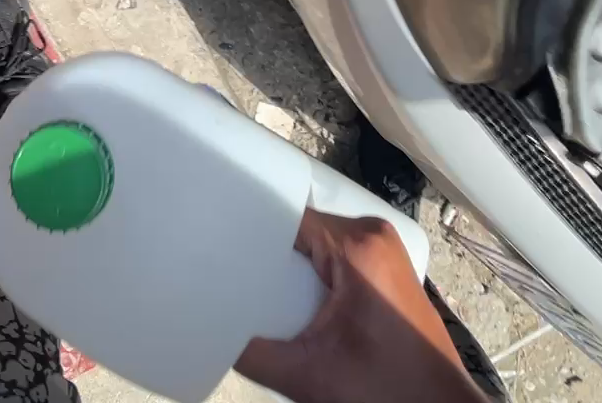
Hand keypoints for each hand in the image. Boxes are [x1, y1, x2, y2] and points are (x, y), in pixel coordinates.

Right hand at [235, 210, 482, 402]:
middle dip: (267, 250)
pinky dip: (310, 272)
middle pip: (299, 227)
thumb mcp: (310, 377)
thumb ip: (254, 353)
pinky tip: (289, 297)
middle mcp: (372, 234)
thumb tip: (212, 332)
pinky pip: (333, 253)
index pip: (286, 216)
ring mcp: (382, 248)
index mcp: (358, 244)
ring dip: (288, 264)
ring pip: (314, 240)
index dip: (250, 227)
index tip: (218, 241)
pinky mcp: (384, 266)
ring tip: (255, 286)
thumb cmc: (390, 393)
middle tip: (230, 271)